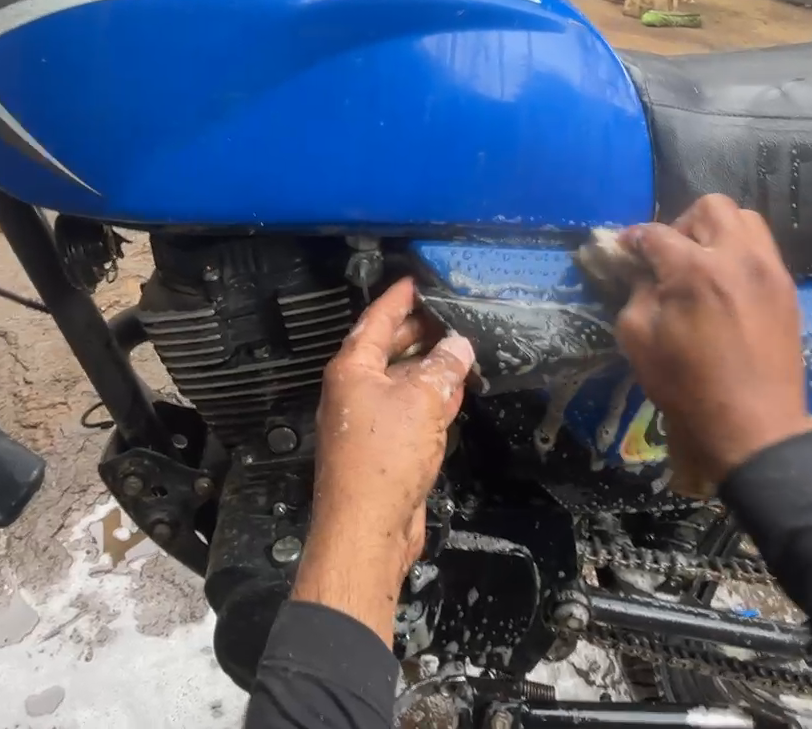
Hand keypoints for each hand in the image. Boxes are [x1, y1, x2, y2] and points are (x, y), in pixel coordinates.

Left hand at [294, 278, 474, 642]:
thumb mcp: (422, 401)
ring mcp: (367, 420)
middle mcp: (354, 390)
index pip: (376, 320)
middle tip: (449, 316)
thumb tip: (458, 347)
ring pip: (401, 381)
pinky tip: (454, 394)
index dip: (398, 298)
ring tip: (459, 350)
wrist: (368, 530)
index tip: (416, 282)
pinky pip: (409, 410)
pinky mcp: (383, 447)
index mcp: (352, 369)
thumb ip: (443, 369)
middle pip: (388, 349)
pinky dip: (431, 399)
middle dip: (419, 332)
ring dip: (429, 367)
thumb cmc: (384, 459)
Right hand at [616, 196, 811, 487]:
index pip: (656, 232)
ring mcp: (769, 271)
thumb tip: (639, 268)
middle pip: (711, 207)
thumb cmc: (686, 385)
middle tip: (670, 255)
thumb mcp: (637, 337)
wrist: (752, 426)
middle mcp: (738, 257)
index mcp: (695, 269)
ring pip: (746, 219)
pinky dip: (740, 253)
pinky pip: (762, 249)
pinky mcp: (787, 289)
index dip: (633, 239)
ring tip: (702, 263)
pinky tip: (725, 285)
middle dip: (682, 223)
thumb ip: (635, 290)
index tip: (624, 251)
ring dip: (717, 231)